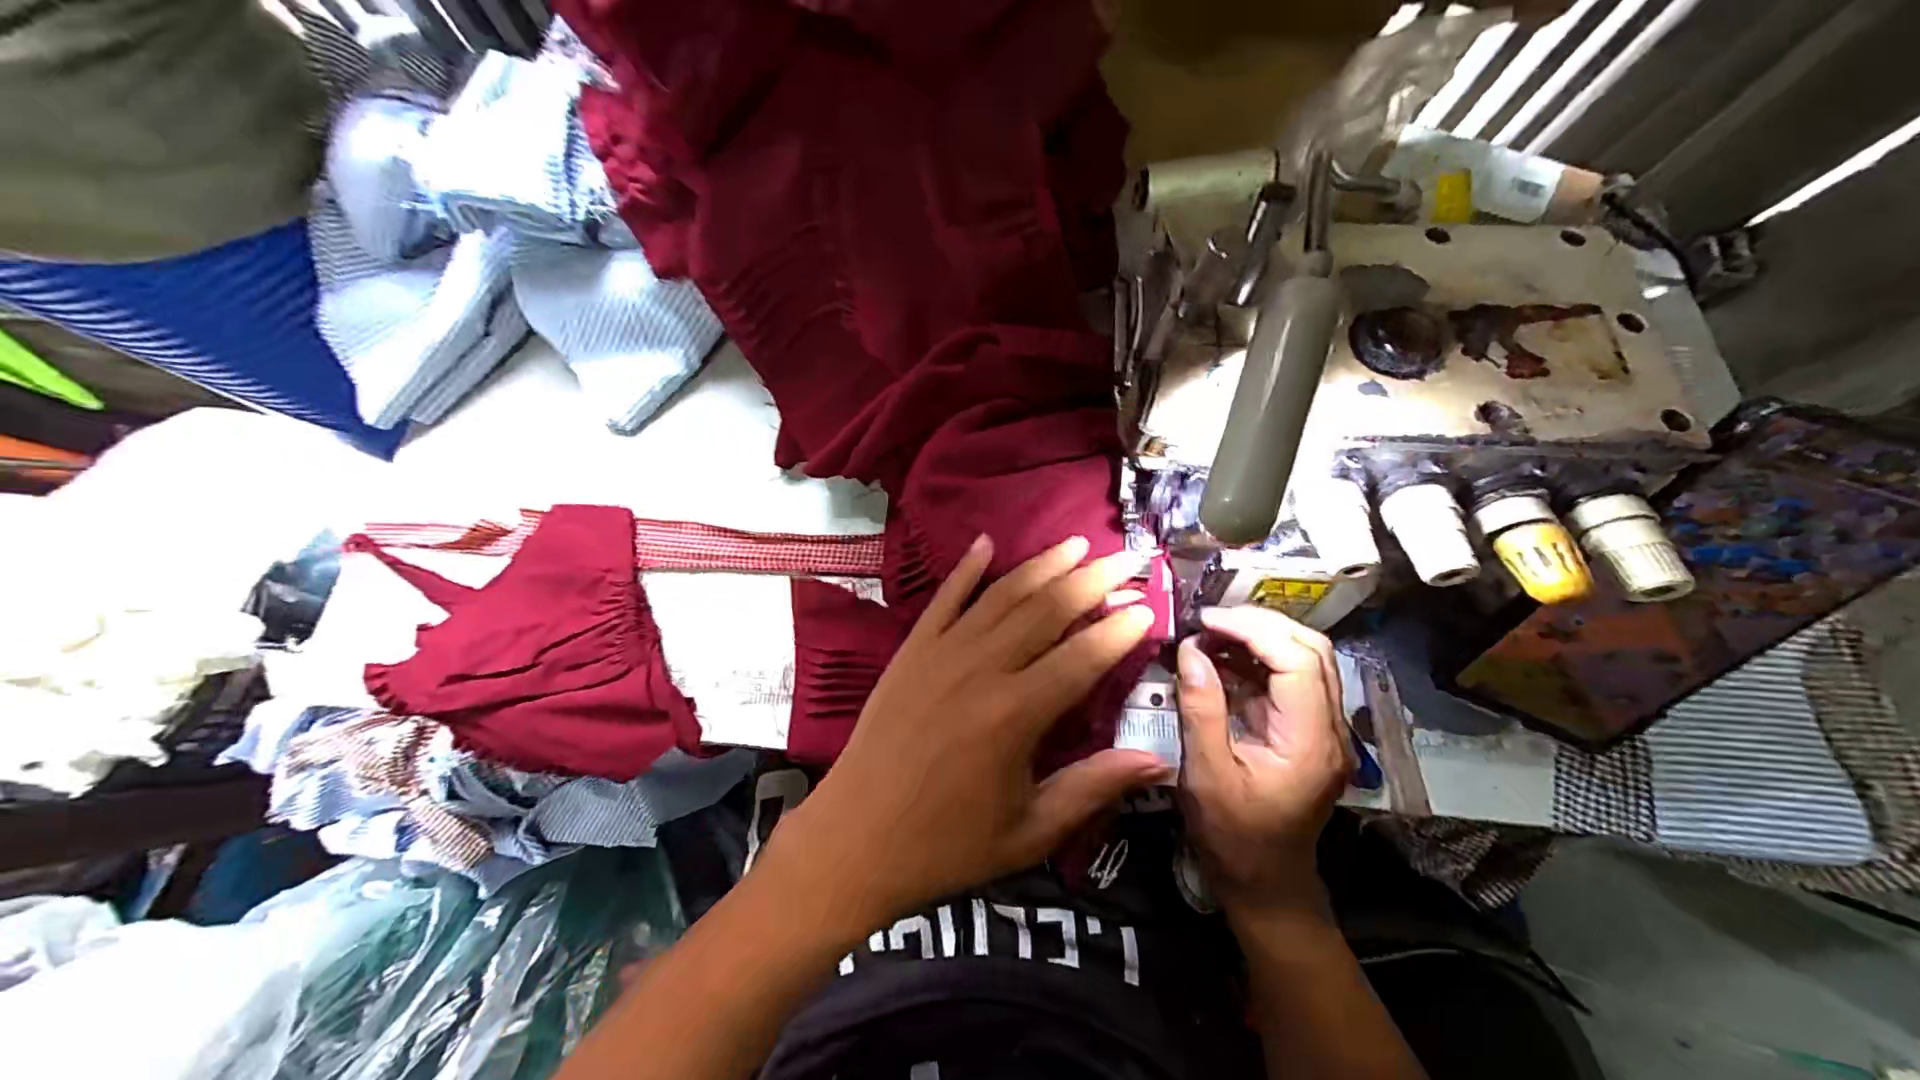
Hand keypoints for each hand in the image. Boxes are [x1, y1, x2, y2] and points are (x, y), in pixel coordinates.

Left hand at [765, 535, 1170, 929]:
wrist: (855, 839)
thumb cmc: (947, 845)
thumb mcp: (1029, 831)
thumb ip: (1093, 787)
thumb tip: (1159, 759)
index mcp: (1015, 715)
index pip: (1082, 657)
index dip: (1120, 630)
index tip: (1148, 607)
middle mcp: (981, 669)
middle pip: (1047, 610)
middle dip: (1094, 578)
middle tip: (1129, 556)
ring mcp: (940, 653)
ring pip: (1001, 596)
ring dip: (1042, 565)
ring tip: (1076, 542)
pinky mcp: (910, 651)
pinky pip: (943, 599)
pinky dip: (966, 568)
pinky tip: (986, 542)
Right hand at [1176, 606, 1350, 913]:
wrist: (1265, 883)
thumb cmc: (1234, 838)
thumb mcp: (1207, 775)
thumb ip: (1201, 708)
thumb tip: (1191, 650)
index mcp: (1311, 742)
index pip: (1299, 662)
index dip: (1254, 630)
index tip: (1207, 621)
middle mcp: (1329, 729)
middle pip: (1311, 651)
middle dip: (1259, 625)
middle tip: (1208, 622)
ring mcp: (1321, 730)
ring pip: (1303, 660)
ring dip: (1257, 639)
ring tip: (1208, 636)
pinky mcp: (1304, 731)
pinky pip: (1286, 681)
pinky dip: (1254, 661)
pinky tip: (1219, 660)